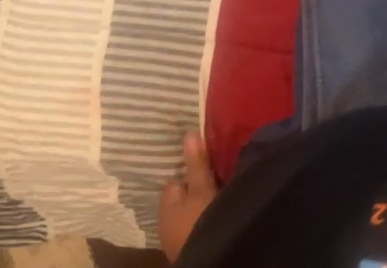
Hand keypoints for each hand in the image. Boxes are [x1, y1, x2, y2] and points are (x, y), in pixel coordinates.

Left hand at [159, 132, 217, 261]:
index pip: (176, 181)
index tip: (209, 167)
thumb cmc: (200, 221)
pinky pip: (196, 226)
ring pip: (190, 213)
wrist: (207, 259)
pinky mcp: (190, 248)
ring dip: (202, 206)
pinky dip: (205, 220)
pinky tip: (218, 217)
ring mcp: (176, 238)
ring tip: (221, 197)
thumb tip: (189, 133)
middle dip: (197, 188)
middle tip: (218, 181)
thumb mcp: (202, 188)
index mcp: (165, 204)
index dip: (191, 172)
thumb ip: (196, 164)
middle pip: (183, 197)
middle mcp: (166, 221)